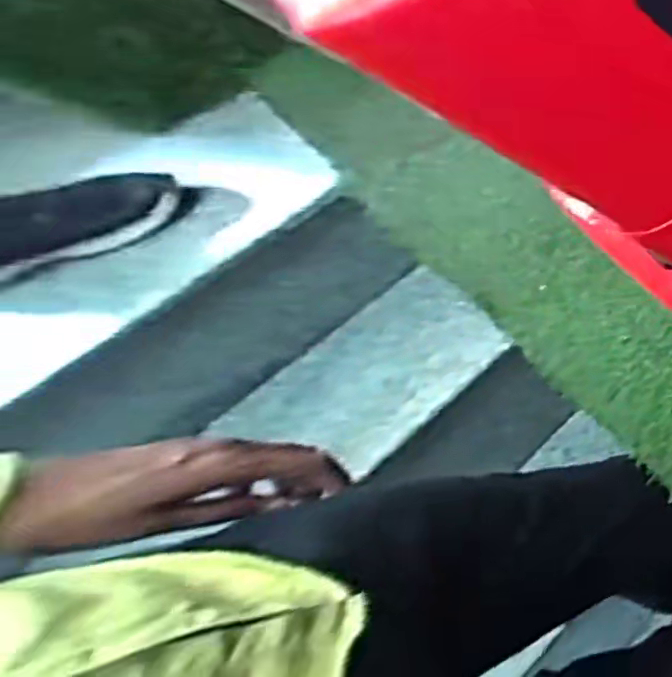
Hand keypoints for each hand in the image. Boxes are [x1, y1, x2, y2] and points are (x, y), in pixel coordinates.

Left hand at [0, 438, 349, 552]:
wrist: (31, 493)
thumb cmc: (90, 517)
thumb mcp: (157, 522)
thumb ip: (223, 510)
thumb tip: (280, 504)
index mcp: (221, 461)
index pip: (295, 460)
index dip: (326, 475)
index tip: (346, 493)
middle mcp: (225, 445)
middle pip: (292, 452)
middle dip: (318, 472)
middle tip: (333, 497)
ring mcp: (211, 444)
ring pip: (274, 453)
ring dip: (295, 473)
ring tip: (302, 500)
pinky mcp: (198, 449)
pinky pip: (252, 456)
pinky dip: (271, 471)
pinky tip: (262, 494)